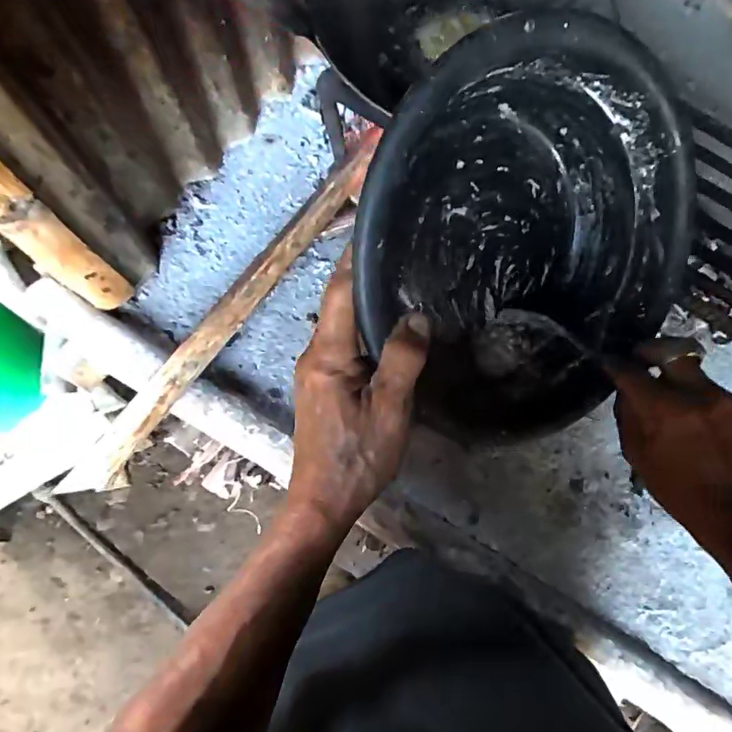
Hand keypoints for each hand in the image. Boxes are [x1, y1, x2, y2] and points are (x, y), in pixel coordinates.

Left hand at [285, 252, 429, 533]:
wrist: (323, 501)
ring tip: (402, 287)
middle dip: (364, 276)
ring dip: (366, 305)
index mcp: (327, 355)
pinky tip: (389, 333)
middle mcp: (313, 355)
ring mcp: (315, 372)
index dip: (355, 259)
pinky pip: (343, 345)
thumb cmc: (357, 459)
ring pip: (341, 326)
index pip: (339, 292)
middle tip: (402, 255)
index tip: (376, 230)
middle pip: (336, 304)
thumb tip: (417, 317)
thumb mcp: (389, 410)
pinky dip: (364, 331)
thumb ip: (403, 360)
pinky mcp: (321, 387)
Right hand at [609, 341, 731, 550]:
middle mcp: (695, 397)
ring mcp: (722, 398)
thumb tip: (624, 389)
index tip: (609, 361)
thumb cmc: (675, 488)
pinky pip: (709, 388)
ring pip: (691, 369)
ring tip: (667, 393)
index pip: (633, 373)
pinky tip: (692, 416)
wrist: (729, 507)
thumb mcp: (637, 455)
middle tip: (639, 356)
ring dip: (674, 375)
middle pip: (669, 352)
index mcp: (664, 413)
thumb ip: (628, 416)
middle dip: (650, 351)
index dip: (617, 364)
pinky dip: (694, 395)